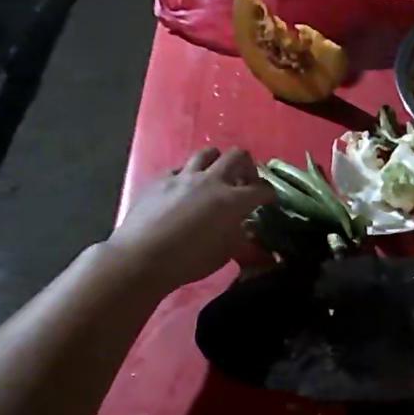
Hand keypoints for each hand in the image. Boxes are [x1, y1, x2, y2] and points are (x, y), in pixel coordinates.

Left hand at [107, 148, 272, 290]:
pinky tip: (186, 188)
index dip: (270, 194)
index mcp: (232, 200)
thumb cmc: (189, 261)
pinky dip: (189, 174)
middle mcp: (211, 181)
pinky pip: (180, 168)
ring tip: (217, 175)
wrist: (142, 257)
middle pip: (237, 156)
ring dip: (218, 161)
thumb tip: (246, 228)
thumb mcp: (225, 254)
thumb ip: (240, 236)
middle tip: (247, 181)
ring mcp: (184, 176)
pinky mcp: (161, 179)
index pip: (261, 190)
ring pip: (208, 153)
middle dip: (248, 166)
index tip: (270, 201)